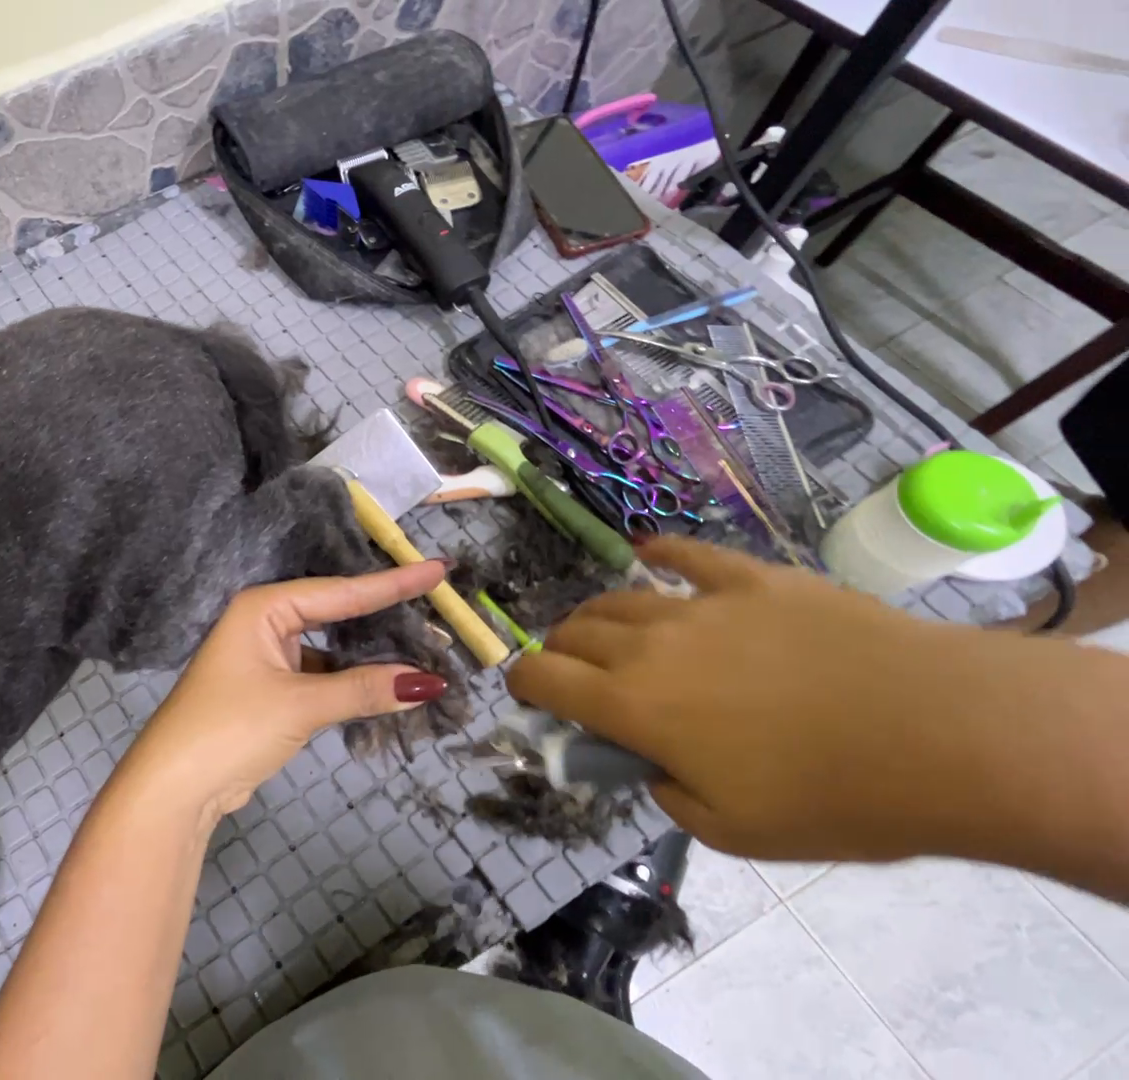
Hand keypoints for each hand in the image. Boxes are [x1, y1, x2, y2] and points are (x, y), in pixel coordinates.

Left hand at [118, 562, 448, 825]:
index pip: (340, 591)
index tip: (437, 569)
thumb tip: (428, 682)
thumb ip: (363, 690)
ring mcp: (266, 657)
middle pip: (336, 614)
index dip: (391, 583)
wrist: (175, 785)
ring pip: (331, 648)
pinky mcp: (271, 690)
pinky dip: (352, 683)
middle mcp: (264, 623)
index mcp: (263, 608)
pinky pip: (322, 676)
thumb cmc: (230, 728)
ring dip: (371, 657)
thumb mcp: (299, 705)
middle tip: (441, 612)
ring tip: (426, 653)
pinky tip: (388, 688)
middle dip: (386, 618)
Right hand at [508, 537, 1051, 861]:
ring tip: (610, 633)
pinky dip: (659, 555)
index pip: (540, 678)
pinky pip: (689, 556)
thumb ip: (668, 794)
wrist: (952, 734)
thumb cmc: (837, 797)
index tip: (531, 698)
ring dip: (597, 618)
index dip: (522, 685)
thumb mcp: (734, 831)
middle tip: (580, 677)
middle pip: (572, 633)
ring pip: (618, 600)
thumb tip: (654, 764)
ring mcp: (700, 606)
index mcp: (631, 706)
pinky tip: (647, 555)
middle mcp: (647, 646)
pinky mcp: (753, 581)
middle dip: (560, 654)